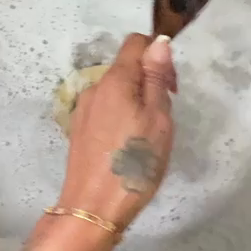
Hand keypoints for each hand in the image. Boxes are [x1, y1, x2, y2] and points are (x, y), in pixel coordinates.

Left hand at [61, 33, 175, 230]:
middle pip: (126, 68)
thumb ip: (157, 78)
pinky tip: (128, 147)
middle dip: (149, 82)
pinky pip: (105, 110)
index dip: (158, 55)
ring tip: (147, 138)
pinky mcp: (79, 130)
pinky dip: (120, 118)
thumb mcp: (158, 119)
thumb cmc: (134, 164)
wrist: (92, 208)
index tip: (172, 87)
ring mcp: (83, 109)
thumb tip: (160, 42)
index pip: (135, 43)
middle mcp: (94, 88)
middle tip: (163, 118)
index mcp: (115, 81)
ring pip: (116, 91)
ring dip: (135, 102)